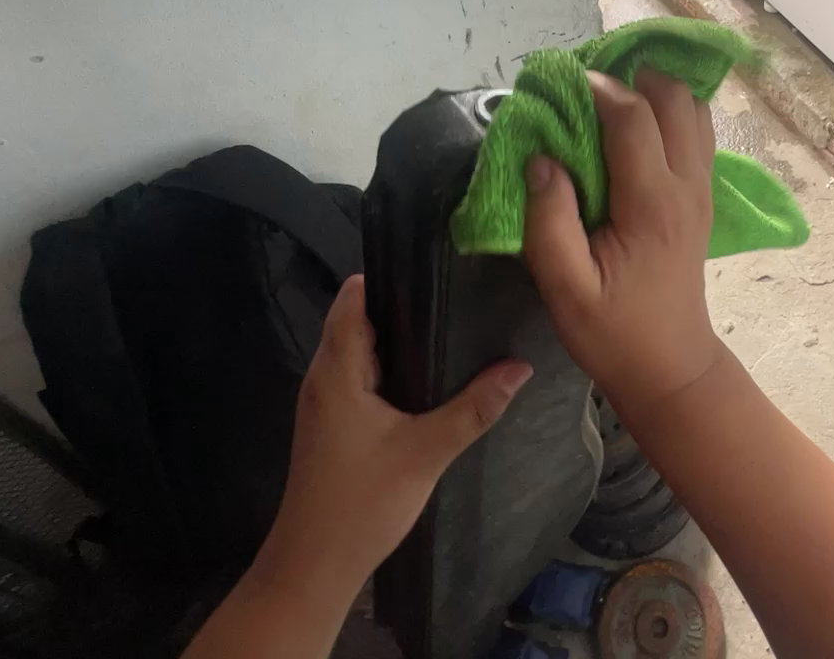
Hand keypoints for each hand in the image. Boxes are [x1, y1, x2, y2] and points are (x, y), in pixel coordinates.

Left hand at [254, 275, 532, 590]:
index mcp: (337, 371)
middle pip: (357, 316)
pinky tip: (429, 368)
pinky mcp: (334, 420)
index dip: (388, 275)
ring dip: (397, 331)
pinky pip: (360, 369)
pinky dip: (390, 358)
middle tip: (456, 290)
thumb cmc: (361, 503)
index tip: (435, 264)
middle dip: (401, 300)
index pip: (353, 299)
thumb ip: (475, 407)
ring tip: (451, 320)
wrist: (313, 569)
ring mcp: (326, 400)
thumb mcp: (427, 452)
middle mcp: (324, 376)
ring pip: (358, 345)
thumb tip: (521, 366)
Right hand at [521, 69, 724, 421]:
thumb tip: (540, 158)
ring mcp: (702, 188)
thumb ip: (547, 222)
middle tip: (589, 84)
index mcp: (652, 203)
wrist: (671, 364)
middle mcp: (687, 185)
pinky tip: (640, 121)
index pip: (633, 118)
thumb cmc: (613, 332)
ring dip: (658, 89)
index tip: (563, 82)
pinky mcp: (703, 195)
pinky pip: (697, 132)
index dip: (598, 88)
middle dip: (634, 76)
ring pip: (695, 109)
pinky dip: (673, 110)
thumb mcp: (564, 289)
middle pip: (677, 98)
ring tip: (614, 96)